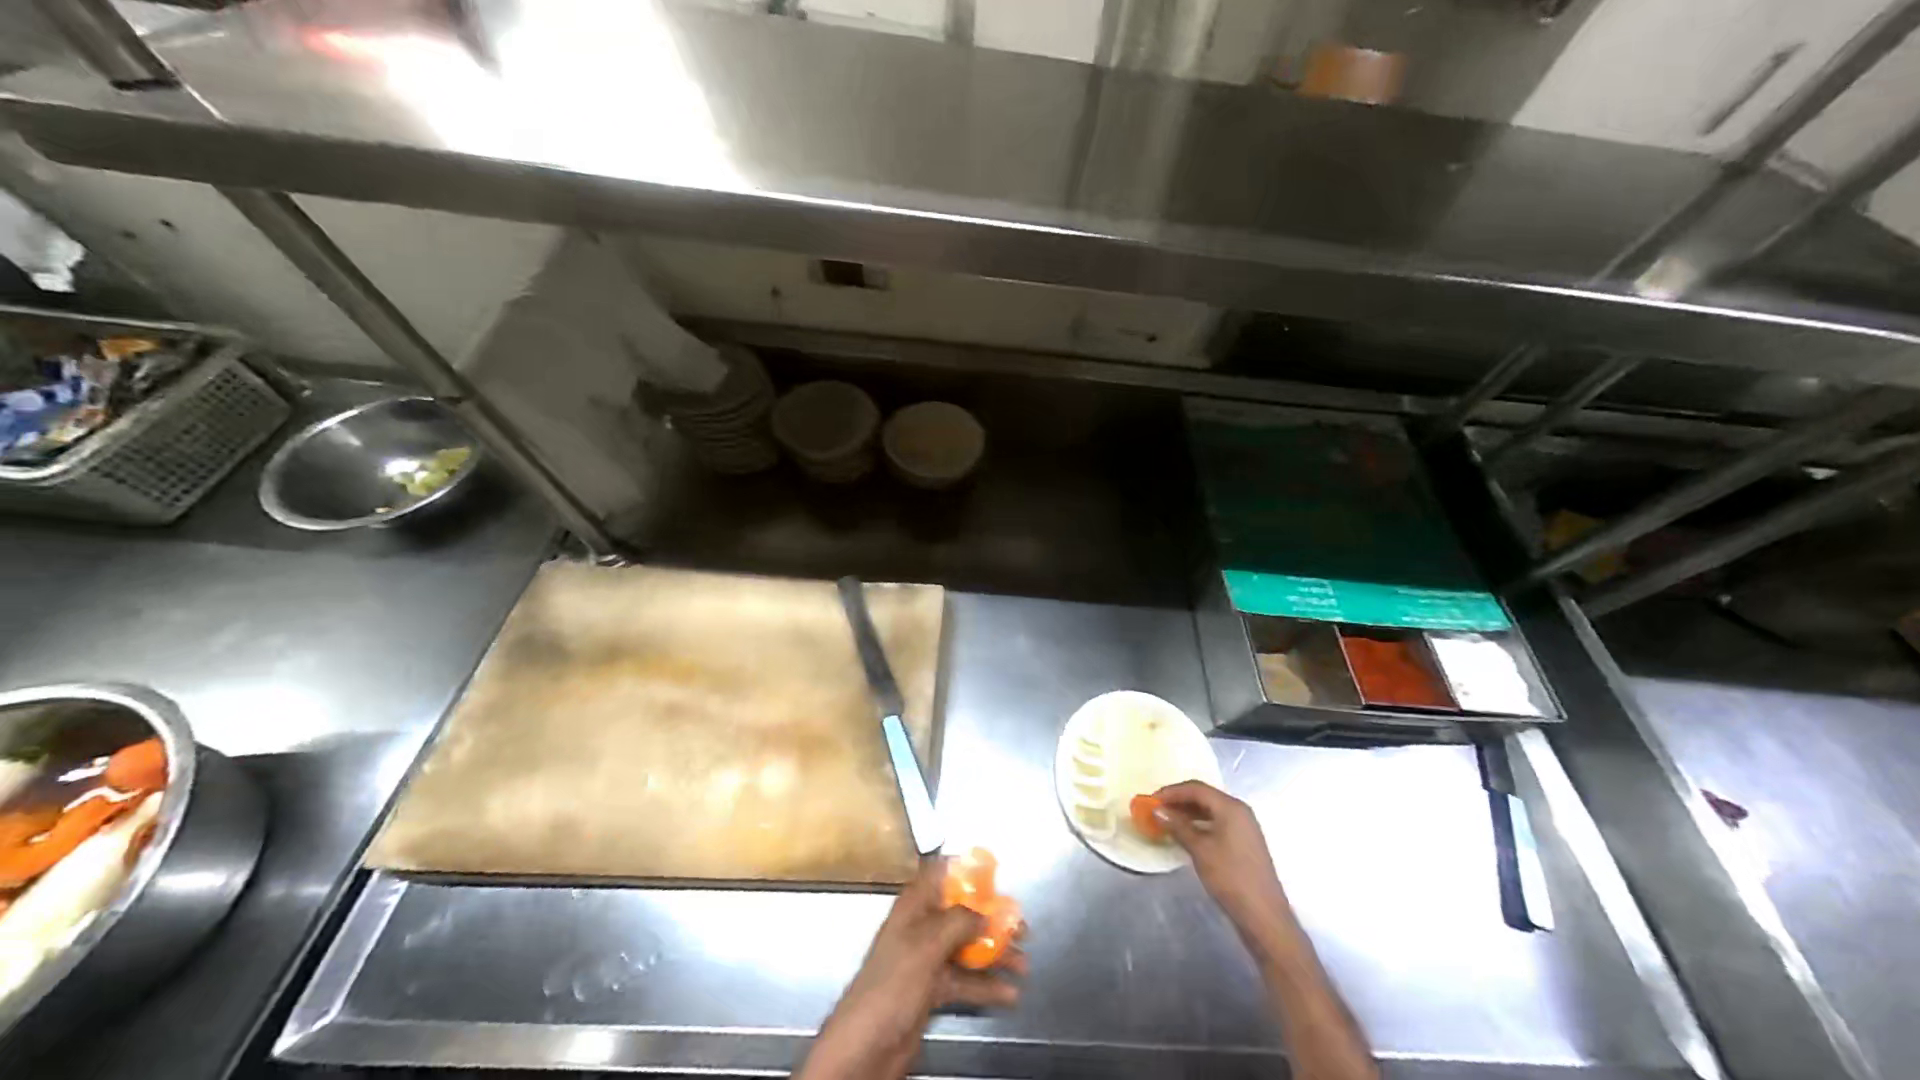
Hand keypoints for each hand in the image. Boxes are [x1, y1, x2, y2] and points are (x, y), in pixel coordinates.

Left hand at [796, 857, 1025, 1079]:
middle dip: (992, 919)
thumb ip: (959, 922)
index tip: (996, 873)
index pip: (940, 874)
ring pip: (967, 947)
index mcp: (913, 907)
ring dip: (996, 954)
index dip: (965, 869)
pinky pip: (965, 980)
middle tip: (1022, 928)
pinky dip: (986, 985)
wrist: (867, 1044)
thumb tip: (986, 913)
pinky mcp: (932, 990)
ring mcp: (926, 960)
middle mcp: (920, 927)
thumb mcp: (926, 945)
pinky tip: (1008, 992)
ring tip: (1023, 964)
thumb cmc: (892, 984)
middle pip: (961, 912)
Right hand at [1152, 780, 1288, 934]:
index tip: (1150, 800)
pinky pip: (1217, 823)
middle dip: (1178, 801)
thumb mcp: (1200, 849)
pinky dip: (1199, 824)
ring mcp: (1244, 827)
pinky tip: (1185, 834)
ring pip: (1210, 810)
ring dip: (1187, 813)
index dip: (1171, 792)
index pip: (1196, 788)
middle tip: (1156, 810)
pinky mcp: (1244, 842)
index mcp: (1231, 807)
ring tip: (1166, 822)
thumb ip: (1178, 826)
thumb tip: (1157, 811)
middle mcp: (1240, 811)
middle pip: (1204, 797)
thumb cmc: (1230, 877)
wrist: (1263, 915)